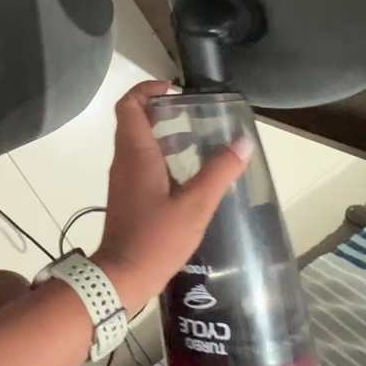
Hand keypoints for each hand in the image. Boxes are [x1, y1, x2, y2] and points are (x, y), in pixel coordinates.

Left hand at [91, 80, 252, 313]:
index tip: (173, 90)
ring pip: (137, 142)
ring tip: (196, 138)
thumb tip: (242, 143)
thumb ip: (219, 172)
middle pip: (134, 120)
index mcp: (136, 153)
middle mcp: (124, 160)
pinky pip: (140, 162)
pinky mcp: (127, 195)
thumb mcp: (196, 205)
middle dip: (160, 110)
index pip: (129, 105)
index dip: (146, 89)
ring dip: (162, 134)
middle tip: (191, 111)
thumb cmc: (156, 238)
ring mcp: (123, 178)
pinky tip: (187, 173)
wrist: (122, 275)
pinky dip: (161, 156)